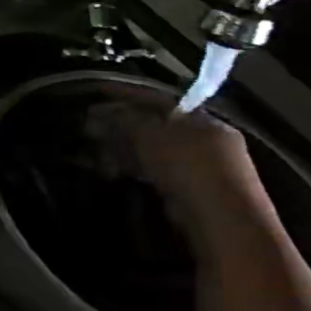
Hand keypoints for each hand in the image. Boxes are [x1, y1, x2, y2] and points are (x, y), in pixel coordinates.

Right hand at [87, 103, 273, 242]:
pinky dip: (132, 166)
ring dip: (120, 147)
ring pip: (150, 147)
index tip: (96, 89)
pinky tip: (111, 170)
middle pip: (152, 124)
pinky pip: (154, 167)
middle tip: (87, 126)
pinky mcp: (189, 187)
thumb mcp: (150, 134)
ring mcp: (198, 165)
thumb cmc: (188, 167)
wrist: (223, 221)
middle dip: (117, 123)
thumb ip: (125, 118)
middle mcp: (205, 140)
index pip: (159, 99)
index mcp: (204, 122)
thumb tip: (102, 114)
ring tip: (93, 152)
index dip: (126, 92)